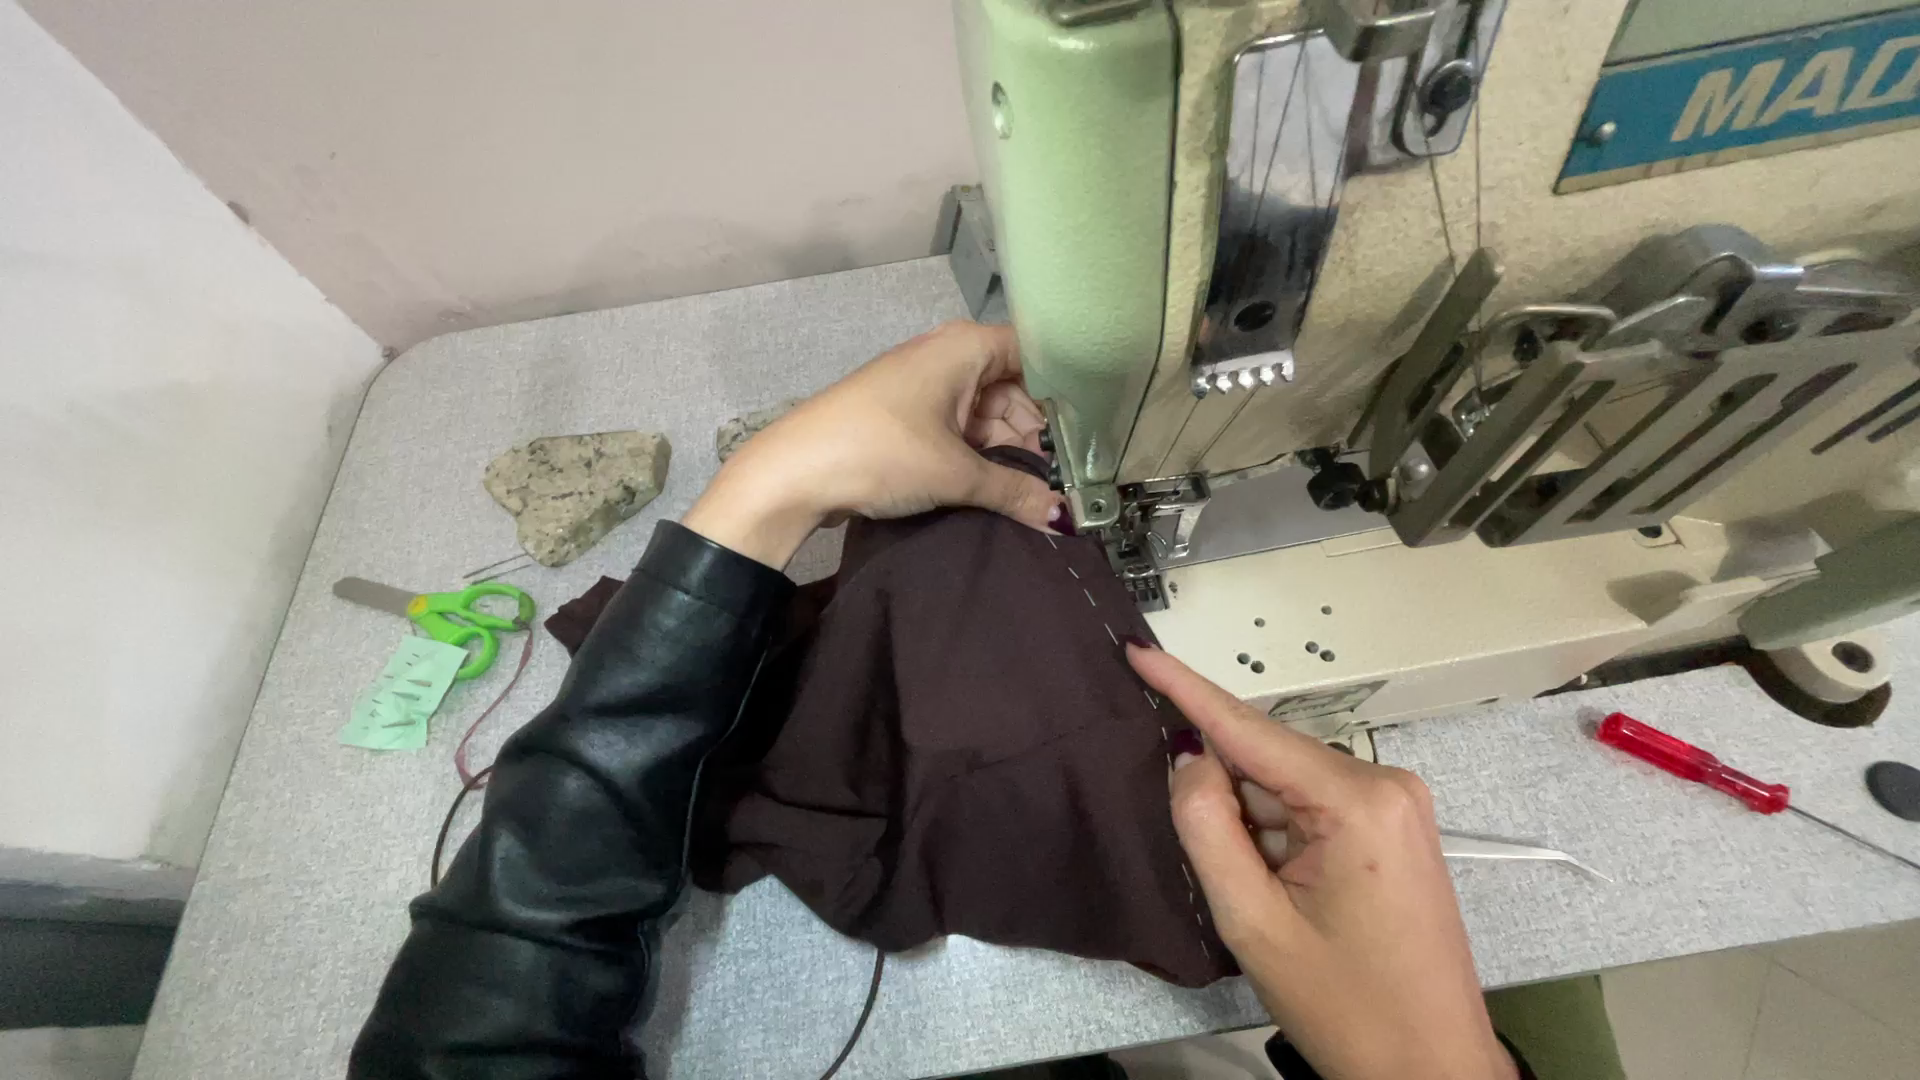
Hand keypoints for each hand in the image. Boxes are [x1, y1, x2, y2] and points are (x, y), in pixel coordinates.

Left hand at [683, 321, 1061, 567]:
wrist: (793, 472)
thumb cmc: (880, 451)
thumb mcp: (954, 473)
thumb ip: (1014, 492)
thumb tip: (1062, 519)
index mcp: (965, 347)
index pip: (1036, 355)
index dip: (1065, 391)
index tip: (1092, 433)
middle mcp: (949, 358)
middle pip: (1014, 389)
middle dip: (1037, 433)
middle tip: (1066, 478)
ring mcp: (927, 388)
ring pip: (987, 415)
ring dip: (1008, 452)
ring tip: (1036, 492)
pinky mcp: (910, 418)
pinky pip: (961, 431)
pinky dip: (980, 457)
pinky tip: (1001, 488)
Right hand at [1130, 645, 1514, 1079]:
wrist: (1434, 1075)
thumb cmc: (1344, 1006)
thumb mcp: (1252, 922)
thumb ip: (1207, 826)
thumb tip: (1191, 759)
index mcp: (1356, 801)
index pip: (1248, 728)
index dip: (1185, 687)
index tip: (1137, 650)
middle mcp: (1382, 781)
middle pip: (1264, 754)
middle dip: (1218, 782)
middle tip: (1211, 853)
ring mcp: (1391, 799)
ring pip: (1280, 777)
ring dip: (1245, 811)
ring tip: (1254, 884)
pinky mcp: (1388, 820)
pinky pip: (1303, 796)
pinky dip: (1269, 822)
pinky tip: (1271, 874)